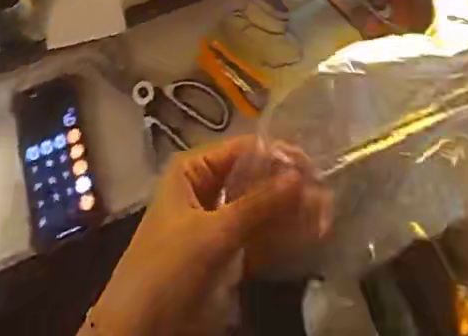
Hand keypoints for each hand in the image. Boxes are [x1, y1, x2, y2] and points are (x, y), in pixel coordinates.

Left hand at [84, 136, 309, 335]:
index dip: (277, 155)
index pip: (242, 150)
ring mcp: (218, 223)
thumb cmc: (167, 269)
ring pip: (261, 209)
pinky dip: (283, 236)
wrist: (139, 331)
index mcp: (193, 170)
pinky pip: (259, 238)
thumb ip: (257, 205)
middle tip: (327, 193)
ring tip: (327, 214)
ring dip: (291, 211)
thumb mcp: (212, 235)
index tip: (314, 166)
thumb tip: (299, 175)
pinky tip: (313, 235)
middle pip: (254, 178)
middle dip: (289, 185)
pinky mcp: (227, 256)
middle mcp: (206, 188)